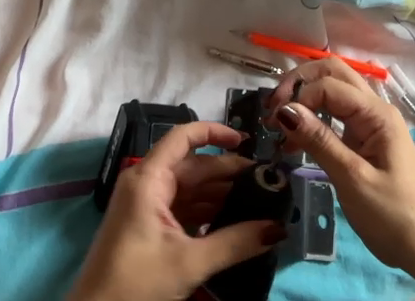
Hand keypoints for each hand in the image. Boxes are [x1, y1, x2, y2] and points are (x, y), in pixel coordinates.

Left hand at [67, 121, 284, 300]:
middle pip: (193, 166)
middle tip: (265, 182)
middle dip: (227, 172)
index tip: (246, 141)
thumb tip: (278, 228)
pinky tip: (233, 222)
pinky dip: (207, 212)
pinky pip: (183, 208)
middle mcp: (146, 182)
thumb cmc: (136, 283)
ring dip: (220, 195)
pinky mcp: (148, 226)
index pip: (184, 137)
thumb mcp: (189, 262)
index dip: (215, 132)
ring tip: (257, 202)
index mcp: (149, 178)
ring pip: (190, 189)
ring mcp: (146, 205)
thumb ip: (236, 242)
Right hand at [270, 59, 414, 300]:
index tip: (271, 120)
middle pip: (333, 75)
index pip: (329, 85)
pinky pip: (334, 118)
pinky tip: (292, 141)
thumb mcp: (353, 179)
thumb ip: (319, 140)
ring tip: (276, 123)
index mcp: (377, 114)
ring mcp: (369, 125)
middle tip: (271, 108)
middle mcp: (374, 110)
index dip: (299, 95)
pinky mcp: (363, 142)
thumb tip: (284, 109)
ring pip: (332, 93)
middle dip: (299, 84)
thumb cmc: (393, 216)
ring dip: (304, 99)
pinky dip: (311, 121)